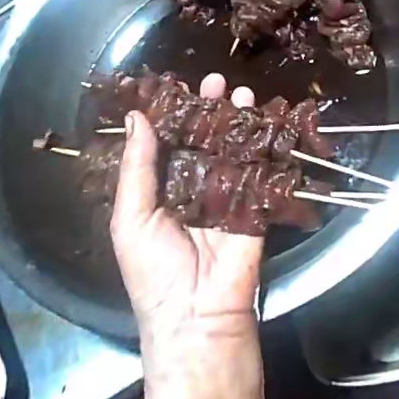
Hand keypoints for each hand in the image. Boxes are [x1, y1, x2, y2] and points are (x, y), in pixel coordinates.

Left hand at [109, 73, 263, 352]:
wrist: (195, 316)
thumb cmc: (153, 271)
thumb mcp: (131, 216)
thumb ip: (137, 166)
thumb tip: (137, 117)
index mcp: (163, 189)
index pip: (171, 142)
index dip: (177, 113)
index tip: (182, 85)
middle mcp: (197, 186)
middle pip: (207, 139)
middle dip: (212, 109)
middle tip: (217, 82)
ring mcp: (229, 195)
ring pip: (235, 149)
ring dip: (240, 121)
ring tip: (243, 93)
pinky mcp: (256, 205)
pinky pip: (261, 172)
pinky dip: (266, 147)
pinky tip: (268, 123)